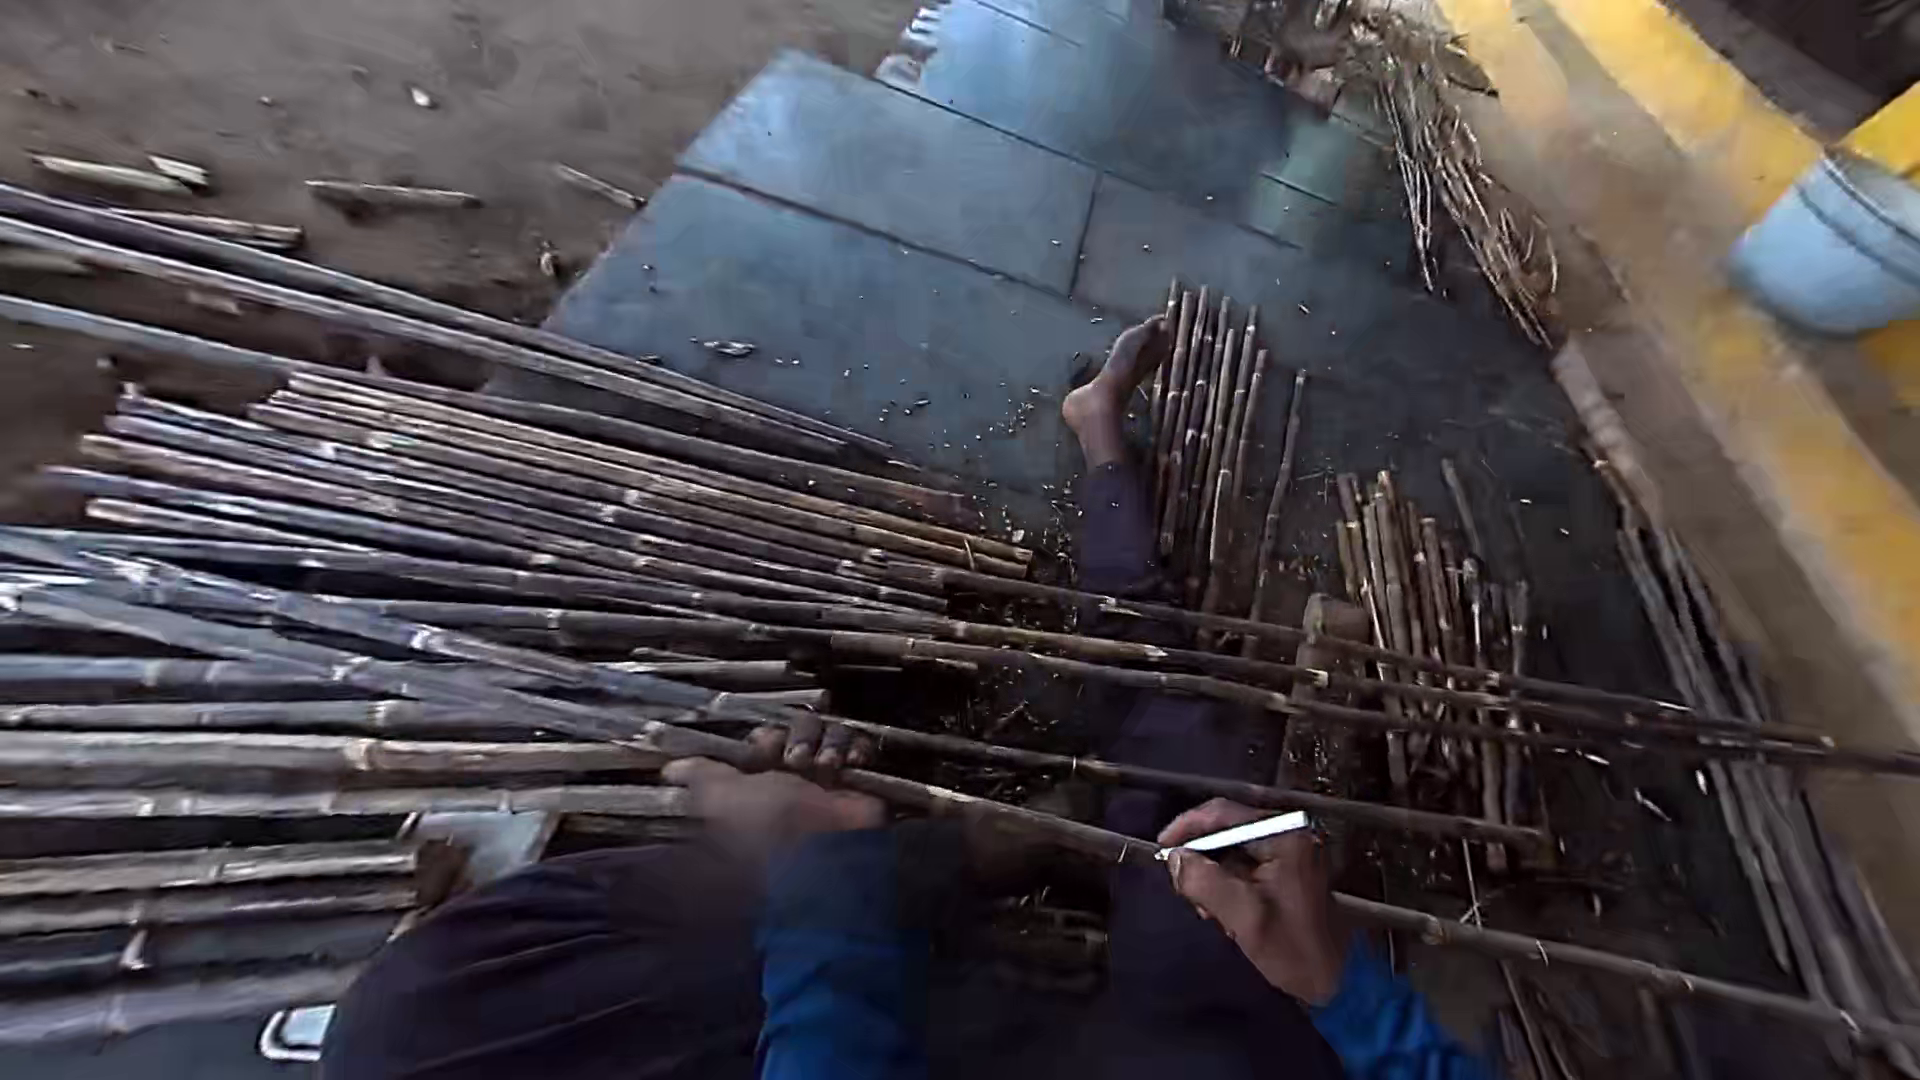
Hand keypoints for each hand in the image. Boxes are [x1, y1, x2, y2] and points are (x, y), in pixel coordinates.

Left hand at [662, 726, 884, 864]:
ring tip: (826, 766)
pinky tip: (848, 764)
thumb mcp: (722, 797)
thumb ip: (700, 777)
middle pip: (803, 726)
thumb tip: (668, 768)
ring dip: (829, 743)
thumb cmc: (764, 824)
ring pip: (832, 730)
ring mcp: (831, 777)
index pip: (771, 735)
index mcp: (765, 778)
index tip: (766, 748)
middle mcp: (798, 776)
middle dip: (800, 736)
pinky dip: (856, 748)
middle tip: (797, 760)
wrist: (819, 852)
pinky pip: (862, 743)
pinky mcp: (860, 778)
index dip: (769, 736)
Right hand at [1159, 799, 1345, 1004]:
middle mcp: (1286, 833)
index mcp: (1283, 836)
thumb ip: (1205, 881)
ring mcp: (1287, 849)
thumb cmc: (1296, 950)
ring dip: (1210, 872)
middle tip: (1182, 882)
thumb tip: (1174, 858)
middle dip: (1199, 855)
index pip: (1222, 814)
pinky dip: (1225, 880)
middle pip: (1224, 828)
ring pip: (1229, 846)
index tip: (1163, 847)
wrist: (1341, 987)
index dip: (1187, 826)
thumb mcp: (1246, 917)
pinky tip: (1221, 908)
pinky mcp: (1285, 866)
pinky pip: (1242, 860)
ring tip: (1204, 905)